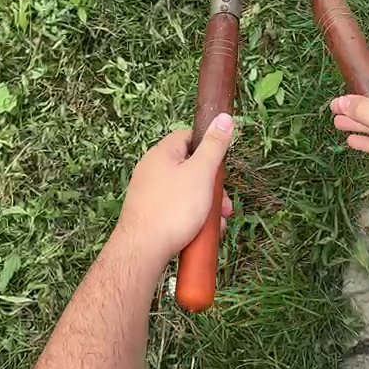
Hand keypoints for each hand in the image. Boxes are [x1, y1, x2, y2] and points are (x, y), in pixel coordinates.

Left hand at [112, 114, 235, 267]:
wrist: (143, 251)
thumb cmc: (174, 208)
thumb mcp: (201, 172)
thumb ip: (214, 145)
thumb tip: (223, 118)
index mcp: (162, 153)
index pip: (188, 137)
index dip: (209, 147)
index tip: (222, 166)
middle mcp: (152, 170)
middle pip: (191, 169)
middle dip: (213, 187)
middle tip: (225, 205)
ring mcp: (149, 194)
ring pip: (187, 193)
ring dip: (206, 207)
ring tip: (217, 225)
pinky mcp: (149, 216)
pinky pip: (177, 211)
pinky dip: (192, 220)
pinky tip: (202, 235)